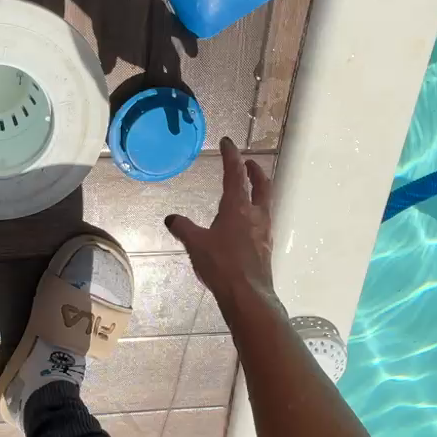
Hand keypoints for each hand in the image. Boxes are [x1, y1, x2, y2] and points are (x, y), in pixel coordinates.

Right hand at [166, 137, 281, 321]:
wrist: (247, 294)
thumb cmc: (221, 264)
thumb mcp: (195, 244)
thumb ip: (183, 228)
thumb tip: (171, 218)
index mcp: (238, 207)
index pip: (235, 174)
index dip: (231, 155)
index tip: (228, 142)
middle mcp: (256, 214)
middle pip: (262, 184)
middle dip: (255, 171)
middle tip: (249, 163)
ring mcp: (264, 231)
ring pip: (266, 202)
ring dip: (259, 191)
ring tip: (249, 190)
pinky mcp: (266, 247)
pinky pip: (263, 221)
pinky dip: (257, 212)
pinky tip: (248, 223)